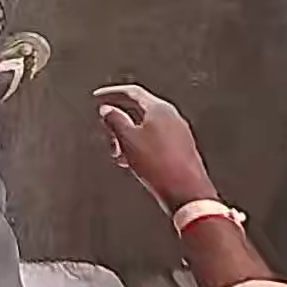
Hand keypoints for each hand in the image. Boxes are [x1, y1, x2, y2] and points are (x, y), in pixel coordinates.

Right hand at [93, 84, 217, 211]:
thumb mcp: (127, 139)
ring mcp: (179, 133)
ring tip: (119, 153)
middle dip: (119, 122)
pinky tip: (133, 160)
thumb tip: (107, 109)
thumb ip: (114, 119)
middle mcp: (172, 117)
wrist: (187, 194)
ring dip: (128, 137)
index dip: (111, 93)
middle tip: (108, 134)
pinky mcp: (182, 149)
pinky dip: (140, 145)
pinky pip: (155, 139)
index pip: (132, 92)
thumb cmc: (159, 166)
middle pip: (138, 110)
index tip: (99, 96)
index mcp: (160, 109)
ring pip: (146, 127)